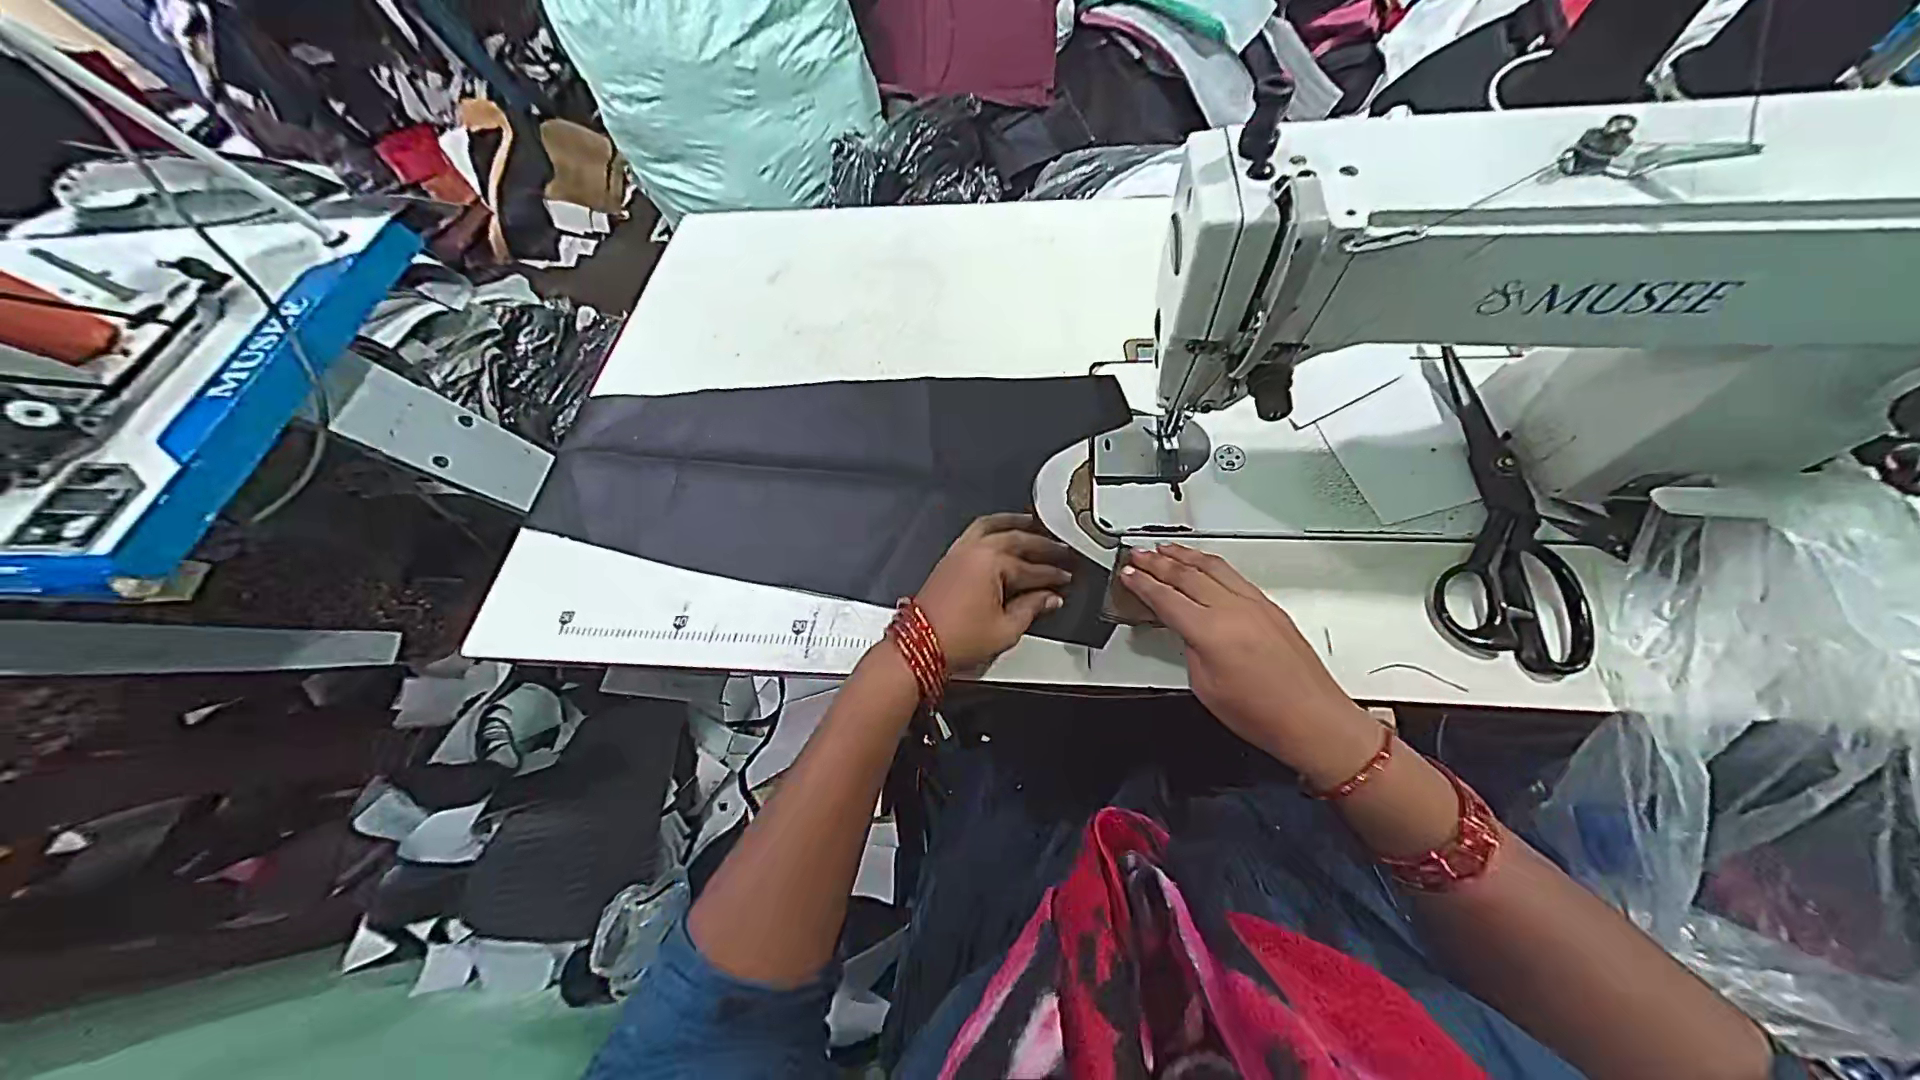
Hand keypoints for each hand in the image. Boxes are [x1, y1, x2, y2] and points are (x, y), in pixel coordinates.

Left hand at [915, 514, 1073, 671]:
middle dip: (1043, 546)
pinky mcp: (949, 559)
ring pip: (993, 526)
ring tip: (1032, 524)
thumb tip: (1049, 599)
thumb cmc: (955, 638)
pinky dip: (991, 527)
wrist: (920, 645)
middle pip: (1017, 540)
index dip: (1054, 575)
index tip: (1066, 579)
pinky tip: (999, 532)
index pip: (1032, 568)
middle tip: (1061, 550)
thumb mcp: (1006, 629)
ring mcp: (960, 552)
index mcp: (992, 564)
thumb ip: (1032, 608)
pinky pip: (974, 532)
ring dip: (1015, 524)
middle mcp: (975, 551)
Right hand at [1119, 544, 1376, 782]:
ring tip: (1166, 549)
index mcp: (1211, 631)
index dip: (1141, 583)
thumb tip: (1184, 629)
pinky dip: (1211, 564)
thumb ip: (1189, 649)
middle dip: (1156, 562)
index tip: (1128, 574)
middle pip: (1185, 574)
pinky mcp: (1271, 608)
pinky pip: (1233, 575)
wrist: (1314, 721)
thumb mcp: (1205, 686)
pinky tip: (1204, 563)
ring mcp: (1255, 605)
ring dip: (1184, 555)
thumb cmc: (1266, 713)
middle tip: (1138, 555)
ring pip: (1212, 566)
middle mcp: (1234, 610)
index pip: (1165, 597)